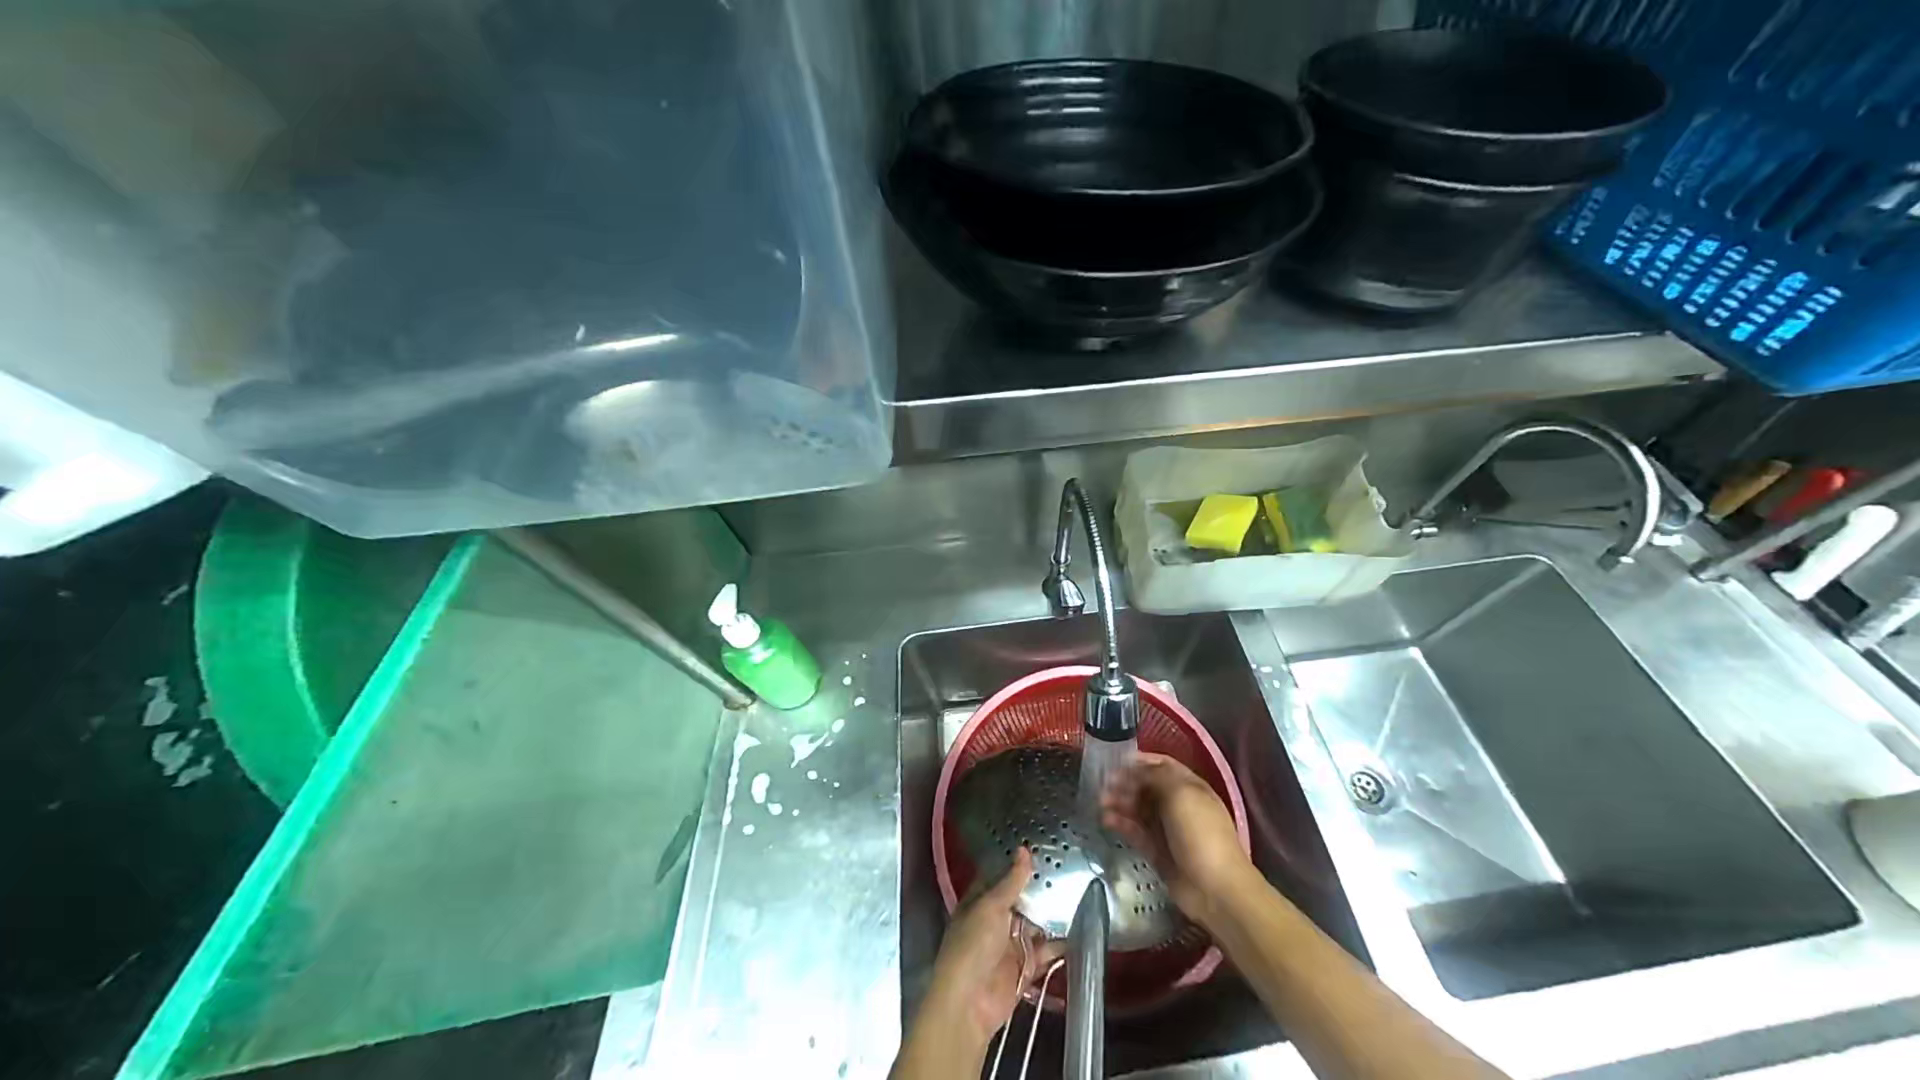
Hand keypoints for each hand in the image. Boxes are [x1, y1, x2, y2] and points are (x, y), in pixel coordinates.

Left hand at [922, 848, 1062, 1049]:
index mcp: (980, 902)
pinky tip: (1081, 931)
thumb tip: (1024, 850)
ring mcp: (1012, 944)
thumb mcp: (991, 906)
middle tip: (1071, 868)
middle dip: (1042, 890)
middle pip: (1022, 901)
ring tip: (1082, 894)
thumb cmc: (973, 945)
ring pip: (1037, 924)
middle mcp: (996, 921)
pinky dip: (1061, 944)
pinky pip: (1046, 951)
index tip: (1043, 848)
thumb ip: (1011, 881)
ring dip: (1054, 915)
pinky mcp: (1026, 967)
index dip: (1018, 865)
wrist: (969, 1002)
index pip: (1000, 877)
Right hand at [1100, 752, 1258, 929]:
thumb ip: (1156, 776)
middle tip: (1103, 784)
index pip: (1163, 765)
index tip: (1115, 760)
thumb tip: (1136, 769)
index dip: (1140, 761)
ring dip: (1120, 802)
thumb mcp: (1181, 794)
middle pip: (1147, 786)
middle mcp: (1178, 805)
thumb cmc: (1201, 833)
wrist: (1214, 888)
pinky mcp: (1156, 850)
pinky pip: (1135, 832)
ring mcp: (1167, 829)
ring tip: (1101, 802)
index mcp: (1190, 787)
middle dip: (1125, 782)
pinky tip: (1106, 820)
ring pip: (1138, 809)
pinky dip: (1121, 824)